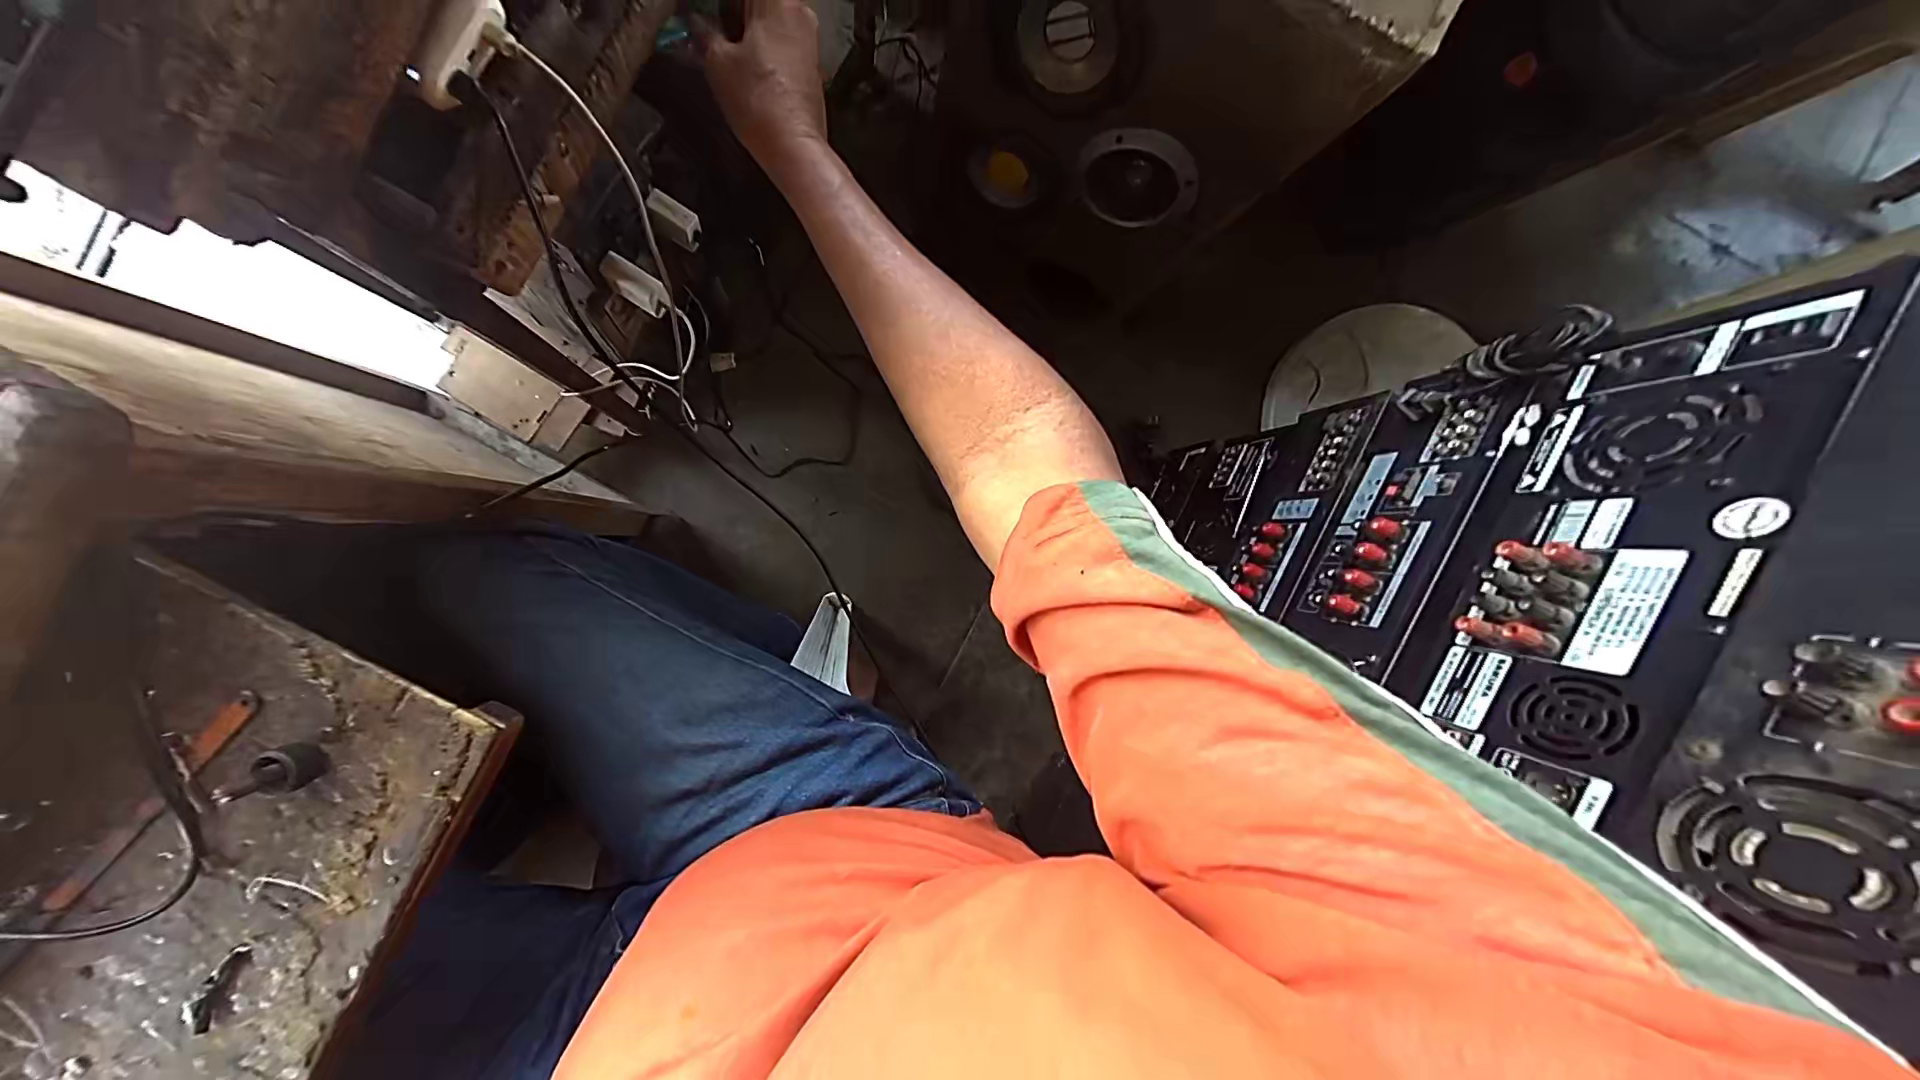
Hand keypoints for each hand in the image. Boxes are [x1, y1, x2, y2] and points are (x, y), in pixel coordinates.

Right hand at [697, 0, 828, 181]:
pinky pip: (781, 42)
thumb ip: (704, 32)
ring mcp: (809, 43)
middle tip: (709, 27)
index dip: (721, 5)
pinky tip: (743, 62)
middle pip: (759, 2)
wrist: (794, 150)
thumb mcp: (717, 62)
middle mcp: (800, 13)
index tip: (705, 13)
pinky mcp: (810, 70)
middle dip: (732, 12)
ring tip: (720, 42)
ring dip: (744, 26)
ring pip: (770, 18)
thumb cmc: (761, 104)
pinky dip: (760, 45)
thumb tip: (698, 25)